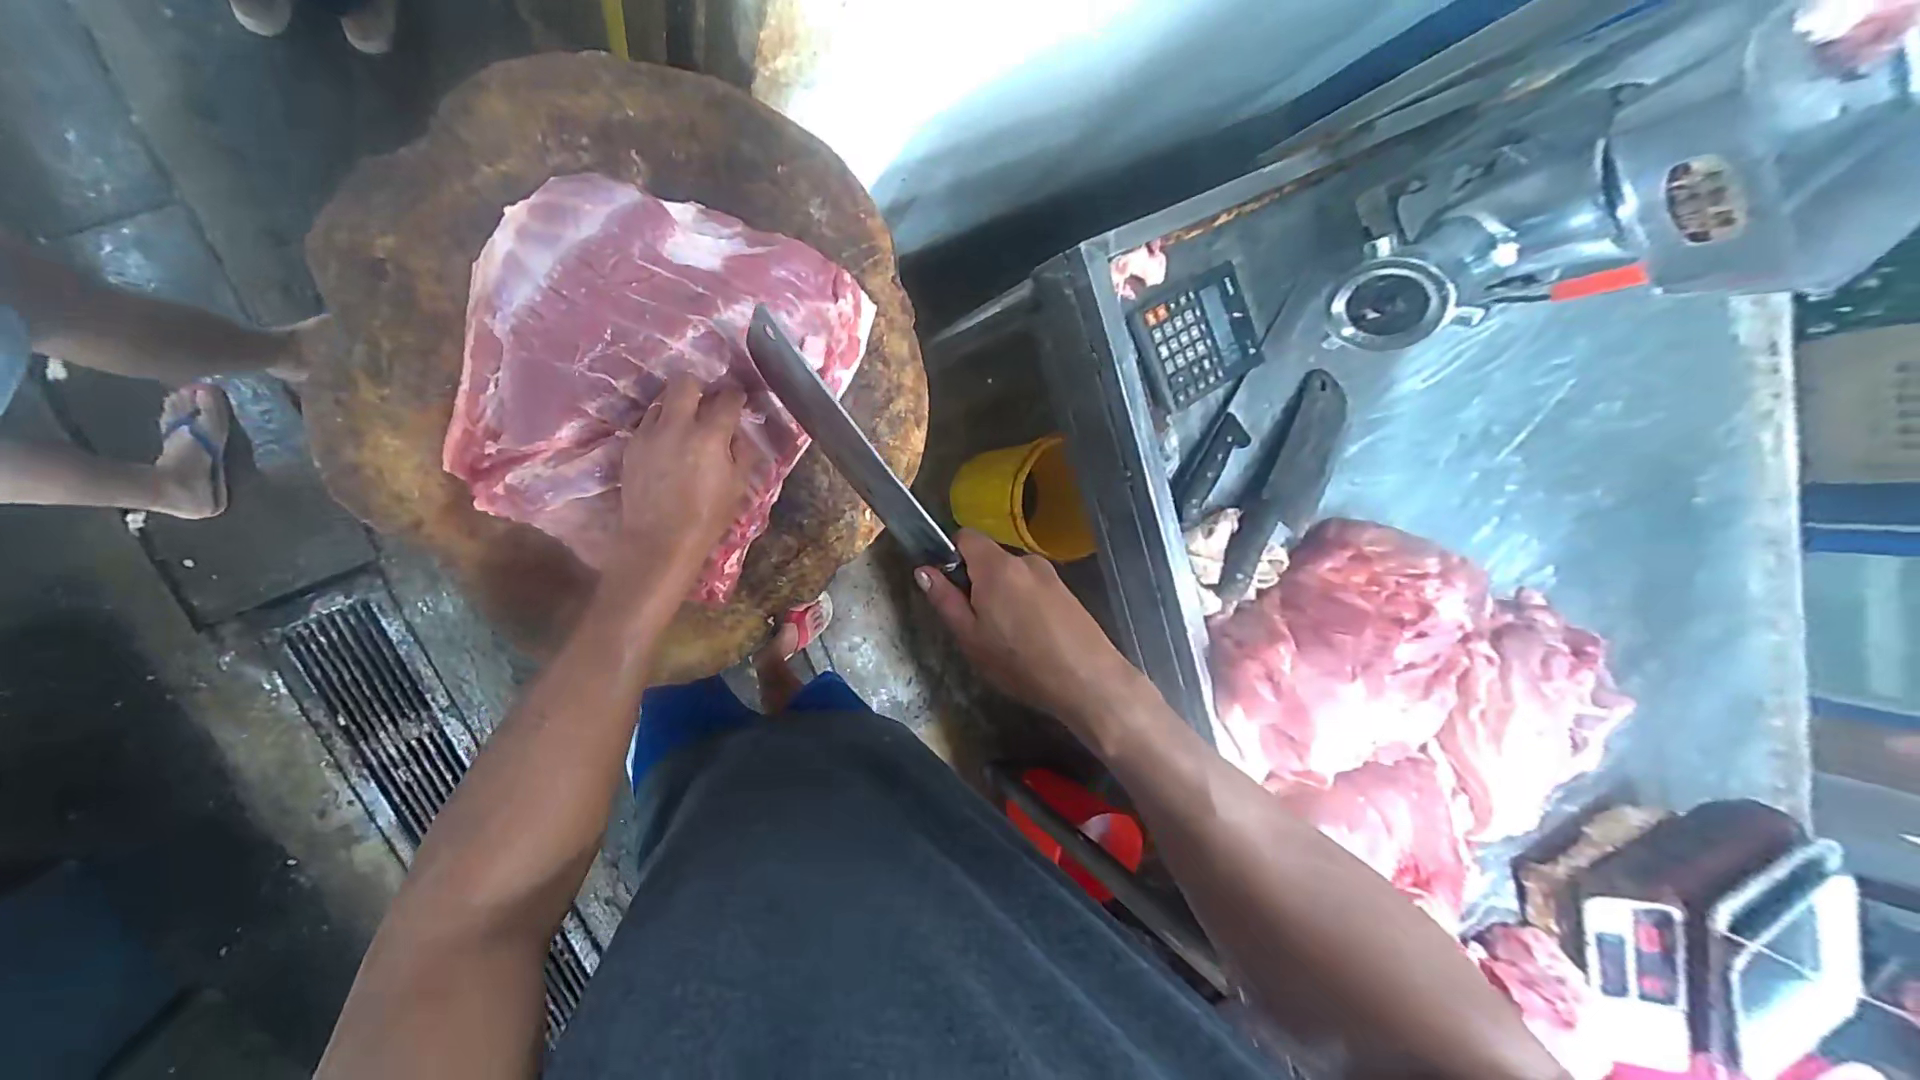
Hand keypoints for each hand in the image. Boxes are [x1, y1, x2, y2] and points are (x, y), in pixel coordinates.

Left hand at [609, 375, 761, 586]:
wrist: (660, 540)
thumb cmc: (707, 517)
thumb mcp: (738, 486)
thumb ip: (741, 453)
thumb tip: (737, 434)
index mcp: (710, 436)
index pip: (726, 399)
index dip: (736, 396)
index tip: (738, 399)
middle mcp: (677, 425)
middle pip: (685, 382)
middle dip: (699, 387)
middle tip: (707, 403)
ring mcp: (649, 433)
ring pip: (661, 399)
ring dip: (676, 405)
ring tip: (685, 422)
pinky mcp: (631, 446)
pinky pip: (647, 422)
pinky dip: (660, 425)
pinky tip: (668, 443)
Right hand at [917, 530, 1150, 729]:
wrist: (1089, 681)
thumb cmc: (1020, 662)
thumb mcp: (970, 637)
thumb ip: (945, 600)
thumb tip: (924, 571)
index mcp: (996, 566)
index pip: (965, 536)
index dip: (951, 556)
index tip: (950, 588)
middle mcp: (1025, 560)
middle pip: (990, 558)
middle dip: (978, 582)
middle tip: (977, 624)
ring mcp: (1051, 575)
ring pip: (1012, 576)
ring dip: (1002, 596)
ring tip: (1007, 638)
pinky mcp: (1067, 592)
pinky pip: (1033, 588)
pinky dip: (1025, 605)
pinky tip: (1031, 639)